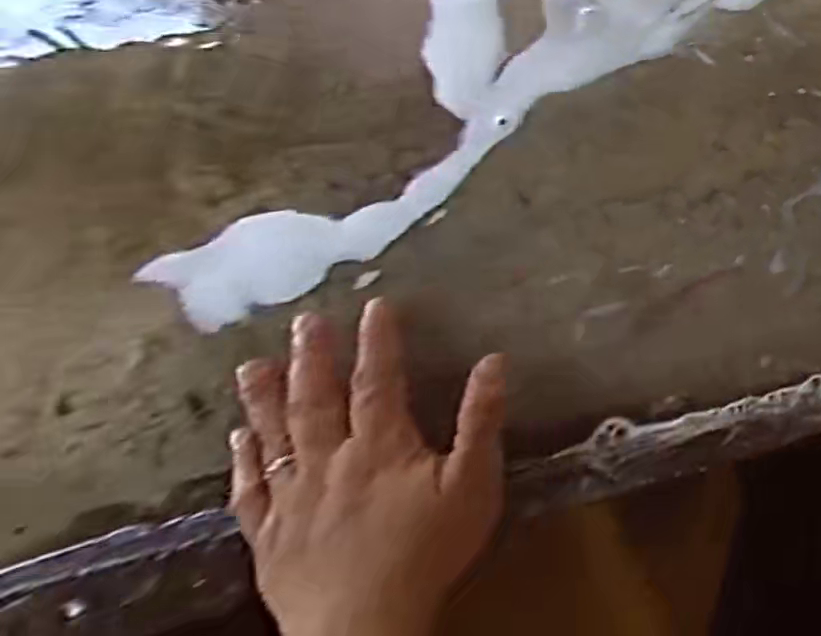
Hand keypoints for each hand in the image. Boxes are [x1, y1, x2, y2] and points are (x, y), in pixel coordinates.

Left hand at [230, 298, 507, 635]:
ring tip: (253, 365)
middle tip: (303, 321)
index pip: (376, 383)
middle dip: (311, 358)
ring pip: (275, 440)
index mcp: (381, 448)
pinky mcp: (270, 535)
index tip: (375, 305)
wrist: (364, 627)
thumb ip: (481, 419)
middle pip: (316, 403)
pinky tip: (238, 438)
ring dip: (264, 399)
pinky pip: (249, 490)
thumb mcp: (474, 480)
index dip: (376, 342)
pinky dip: (242, 460)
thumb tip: (493, 360)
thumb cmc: (431, 547)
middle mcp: (331, 464)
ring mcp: (294, 500)